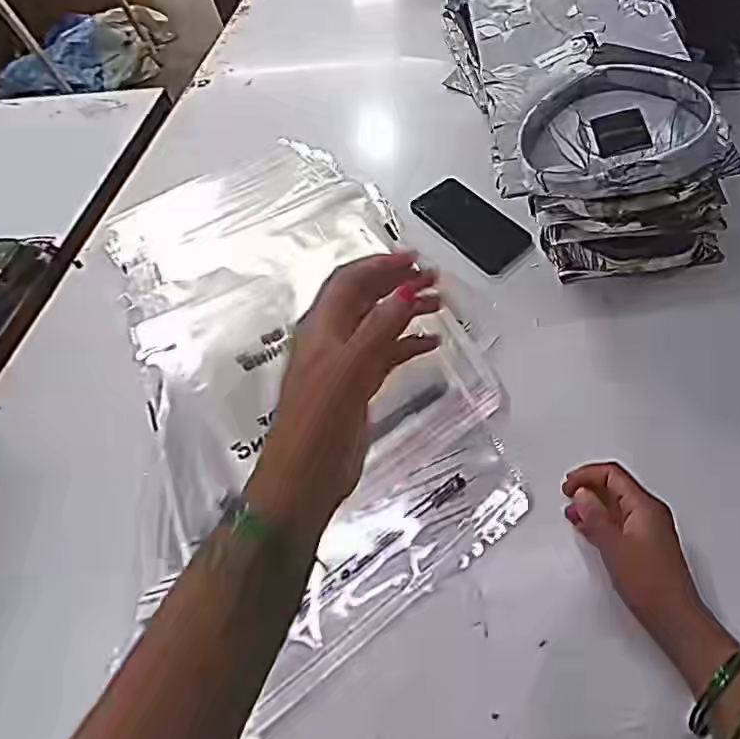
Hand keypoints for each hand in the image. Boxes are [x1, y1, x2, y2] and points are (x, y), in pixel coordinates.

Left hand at [247, 252, 440, 535]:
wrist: (303, 481)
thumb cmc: (314, 428)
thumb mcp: (350, 369)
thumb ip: (380, 328)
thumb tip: (405, 293)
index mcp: (321, 329)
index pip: (350, 281)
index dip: (380, 264)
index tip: (411, 258)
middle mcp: (331, 341)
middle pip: (366, 297)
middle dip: (398, 281)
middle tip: (430, 275)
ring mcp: (344, 364)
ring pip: (380, 323)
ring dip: (407, 309)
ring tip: (436, 302)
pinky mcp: (357, 386)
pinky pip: (387, 353)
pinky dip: (408, 342)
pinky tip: (427, 343)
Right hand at [562, 463, 709, 637]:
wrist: (675, 618)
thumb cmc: (651, 585)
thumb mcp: (614, 547)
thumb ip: (595, 517)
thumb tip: (582, 494)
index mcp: (645, 505)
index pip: (613, 475)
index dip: (587, 475)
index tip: (569, 484)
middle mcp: (650, 511)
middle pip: (616, 486)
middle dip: (590, 487)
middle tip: (568, 493)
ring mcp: (651, 527)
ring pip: (618, 504)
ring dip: (595, 505)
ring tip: (574, 511)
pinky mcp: (648, 544)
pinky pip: (622, 521)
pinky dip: (603, 521)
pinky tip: (590, 529)